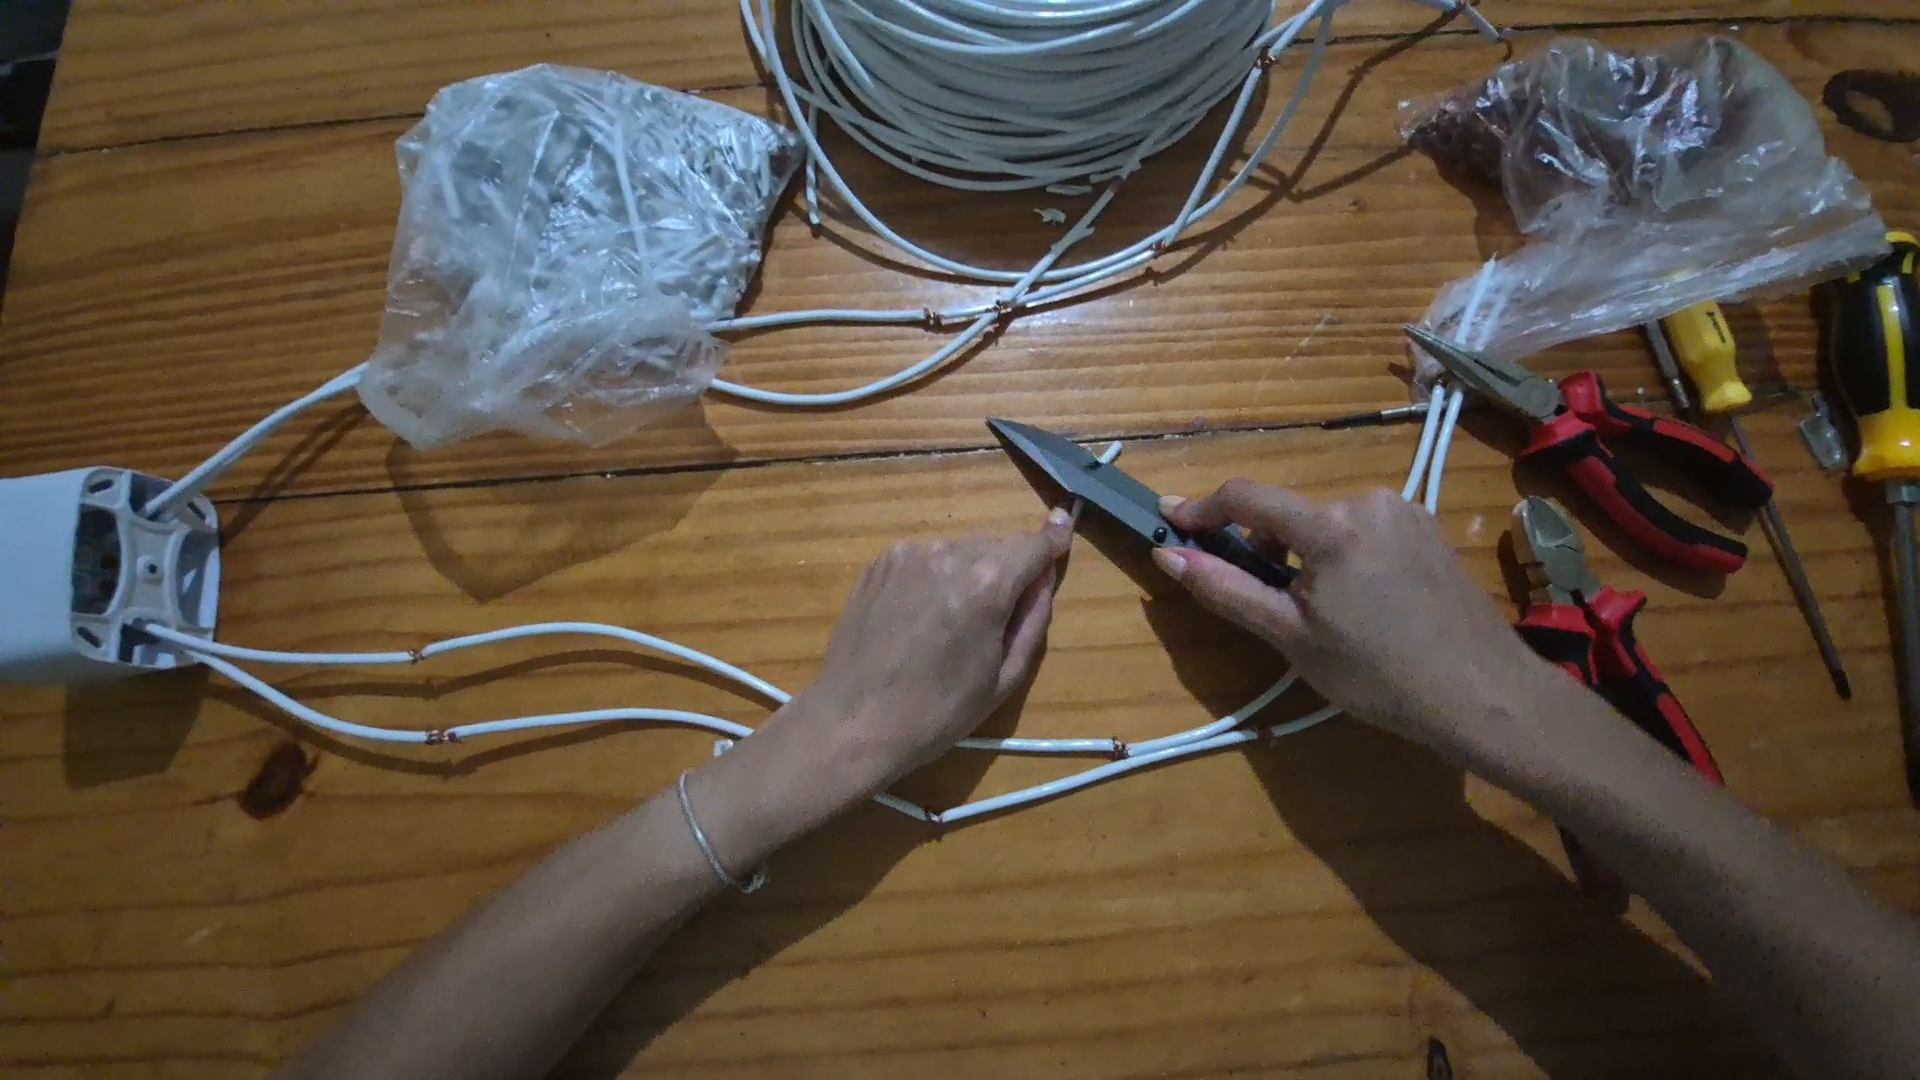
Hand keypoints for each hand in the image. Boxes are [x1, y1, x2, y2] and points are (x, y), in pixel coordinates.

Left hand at [796, 509, 1073, 790]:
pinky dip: (934, 575)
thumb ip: (1033, 619)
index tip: (1064, 526)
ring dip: (967, 573)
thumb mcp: (1005, 678)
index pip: (1032, 545)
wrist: (855, 720)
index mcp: (987, 585)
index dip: (1052, 539)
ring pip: (959, 550)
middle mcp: (949, 555)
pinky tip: (918, 615)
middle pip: (996, 546)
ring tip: (947, 621)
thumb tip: (1045, 575)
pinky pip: (925, 557)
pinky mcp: (881, 562)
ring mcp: (909, 555)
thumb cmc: (938, 711)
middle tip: (992, 618)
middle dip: (1005, 571)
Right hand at [1152, 480, 1548, 761]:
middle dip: (1258, 546)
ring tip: (1313, 610)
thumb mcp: (1289, 636)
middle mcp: (1367, 502)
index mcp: (1331, 526)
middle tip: (1259, 599)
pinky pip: (1357, 530)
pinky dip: (1334, 554)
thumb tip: (1166, 553)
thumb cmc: (1378, 674)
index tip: (1168, 521)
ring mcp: (1403, 513)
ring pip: (1322, 522)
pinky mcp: (1425, 530)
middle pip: (1286, 512)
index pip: (1246, 496)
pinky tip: (1355, 602)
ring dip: (1297, 553)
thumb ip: (1225, 588)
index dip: (1201, 508)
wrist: (1488, 698)